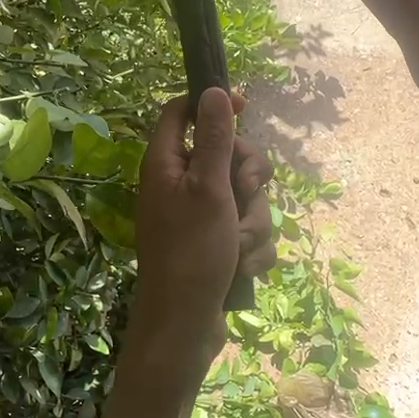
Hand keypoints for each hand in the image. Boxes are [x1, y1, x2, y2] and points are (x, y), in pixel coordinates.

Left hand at [127, 88, 275, 382]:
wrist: (184, 328)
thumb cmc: (191, 252)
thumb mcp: (209, 189)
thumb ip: (215, 139)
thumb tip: (214, 89)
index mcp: (166, 163)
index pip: (181, 112)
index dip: (211, 104)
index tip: (244, 106)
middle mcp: (180, 184)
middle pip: (226, 155)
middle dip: (246, 179)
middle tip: (243, 195)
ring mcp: (198, 216)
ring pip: (244, 196)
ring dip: (252, 221)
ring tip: (239, 247)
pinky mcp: (215, 244)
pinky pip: (246, 229)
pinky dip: (250, 248)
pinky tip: (243, 269)